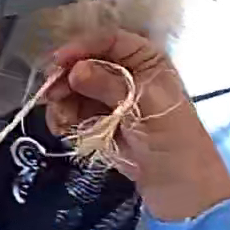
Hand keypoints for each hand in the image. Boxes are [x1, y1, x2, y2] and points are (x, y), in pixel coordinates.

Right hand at [44, 29, 229, 221]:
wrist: (178, 189)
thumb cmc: (174, 142)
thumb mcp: (147, 107)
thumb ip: (110, 84)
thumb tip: (75, 69)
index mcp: (146, 63)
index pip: (110, 41)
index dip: (83, 46)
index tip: (60, 60)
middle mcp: (124, 75)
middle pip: (83, 62)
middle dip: (65, 77)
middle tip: (50, 93)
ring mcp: (107, 98)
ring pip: (70, 87)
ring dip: (60, 101)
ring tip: (64, 120)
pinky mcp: (94, 120)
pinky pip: (67, 110)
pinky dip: (61, 118)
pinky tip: (64, 128)